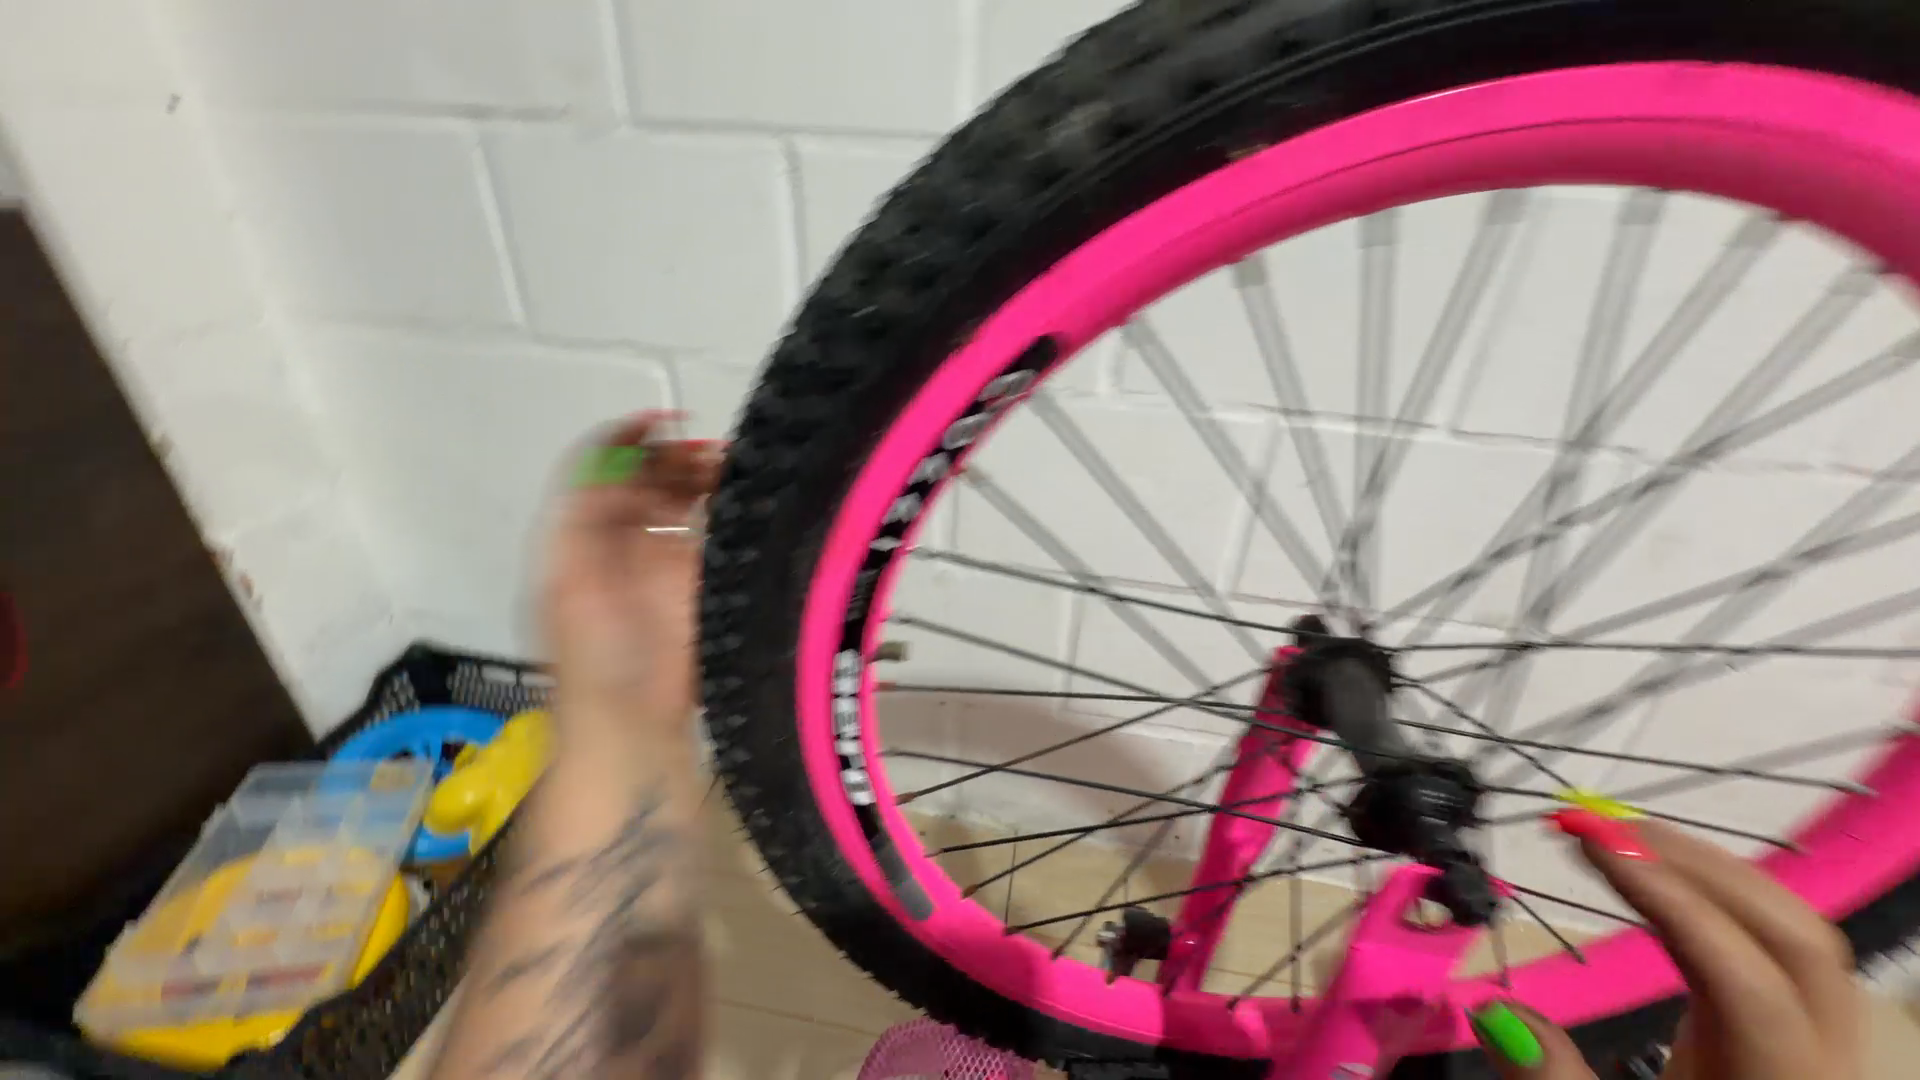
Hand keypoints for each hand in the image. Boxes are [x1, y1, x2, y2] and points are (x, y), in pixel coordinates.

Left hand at [542, 412, 721, 740]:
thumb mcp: (569, 586)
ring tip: (726, 467)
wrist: (632, 721)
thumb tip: (612, 464)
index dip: (626, 439)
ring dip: (701, 475)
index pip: (602, 469)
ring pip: (683, 497)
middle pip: (647, 477)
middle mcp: (622, 539)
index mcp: (583, 536)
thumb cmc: (593, 659)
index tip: (664, 423)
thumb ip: (585, 522)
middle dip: (672, 455)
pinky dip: (725, 506)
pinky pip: (713, 527)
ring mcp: (663, 557)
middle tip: (705, 451)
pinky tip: (739, 497)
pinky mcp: (700, 578)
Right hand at [1471, 813, 1861, 1078]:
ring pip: (1790, 930)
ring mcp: (1814, 1041)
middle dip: (1690, 861)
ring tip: (1613, 835)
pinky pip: (1766, 942)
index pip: (1744, 974)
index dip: (1669, 897)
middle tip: (1593, 823)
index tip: (1586, 838)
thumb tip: (1492, 1008)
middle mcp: (1818, 1057)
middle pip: (1791, 935)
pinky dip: (1705, 892)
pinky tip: (1648, 879)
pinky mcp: (1789, 1030)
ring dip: (1700, 866)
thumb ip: (1555, 1079)